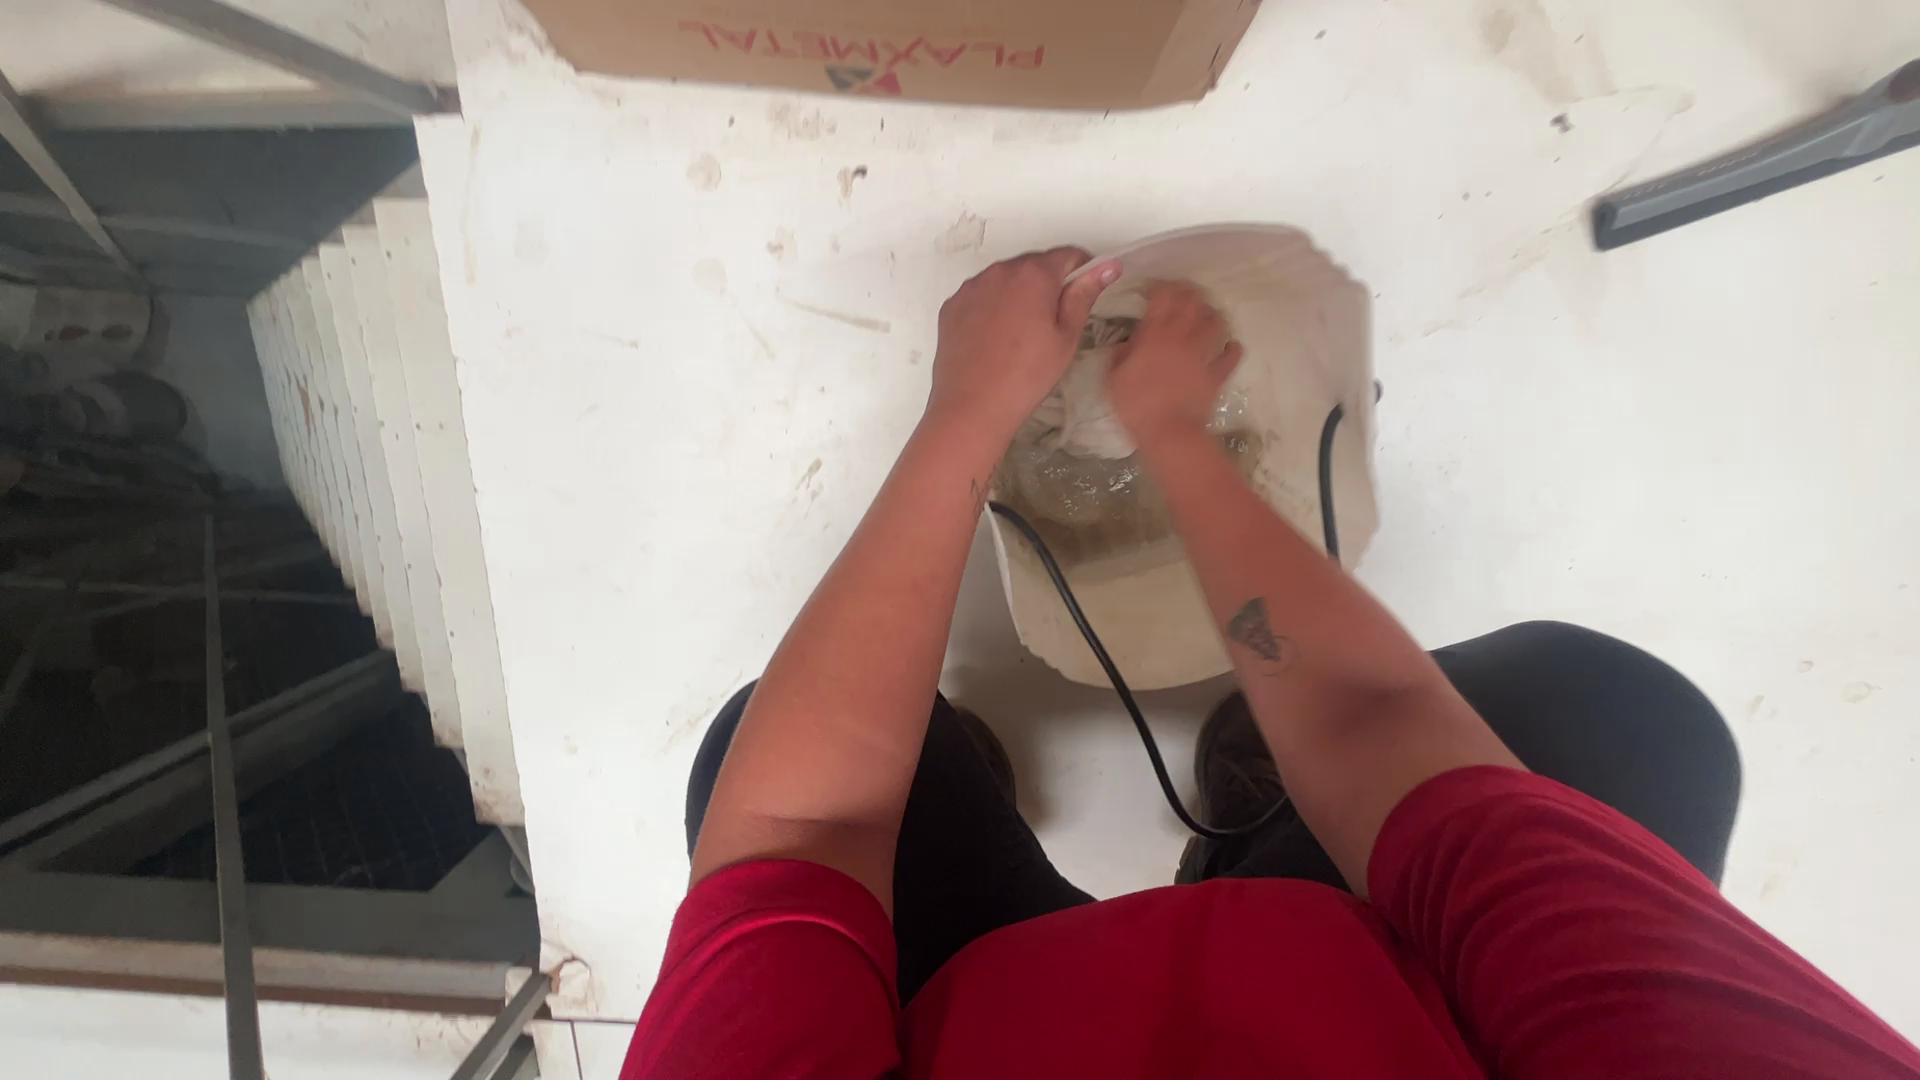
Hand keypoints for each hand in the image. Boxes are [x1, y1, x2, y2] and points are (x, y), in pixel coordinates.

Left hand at [925, 247, 1120, 442]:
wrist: (972, 407)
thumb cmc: (1025, 376)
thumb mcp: (1065, 337)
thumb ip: (1084, 295)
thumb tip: (1107, 267)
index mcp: (1033, 274)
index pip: (1067, 255)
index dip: (1082, 271)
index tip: (1084, 293)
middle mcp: (999, 271)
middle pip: (1033, 266)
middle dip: (1046, 285)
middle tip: (1051, 325)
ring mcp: (971, 288)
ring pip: (1004, 281)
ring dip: (1017, 296)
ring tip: (1020, 336)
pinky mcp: (951, 306)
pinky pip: (979, 297)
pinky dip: (991, 309)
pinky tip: (995, 340)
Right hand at [1108, 282, 1243, 451]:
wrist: (1168, 431)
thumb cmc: (1136, 405)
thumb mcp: (1113, 379)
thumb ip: (1119, 356)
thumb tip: (1125, 344)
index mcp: (1154, 335)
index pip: (1163, 298)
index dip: (1162, 288)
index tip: (1157, 289)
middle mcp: (1181, 337)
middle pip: (1192, 303)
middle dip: (1188, 293)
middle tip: (1183, 295)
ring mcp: (1202, 354)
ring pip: (1214, 322)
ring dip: (1211, 315)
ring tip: (1205, 315)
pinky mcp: (1217, 373)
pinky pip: (1231, 355)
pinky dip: (1232, 348)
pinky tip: (1230, 346)